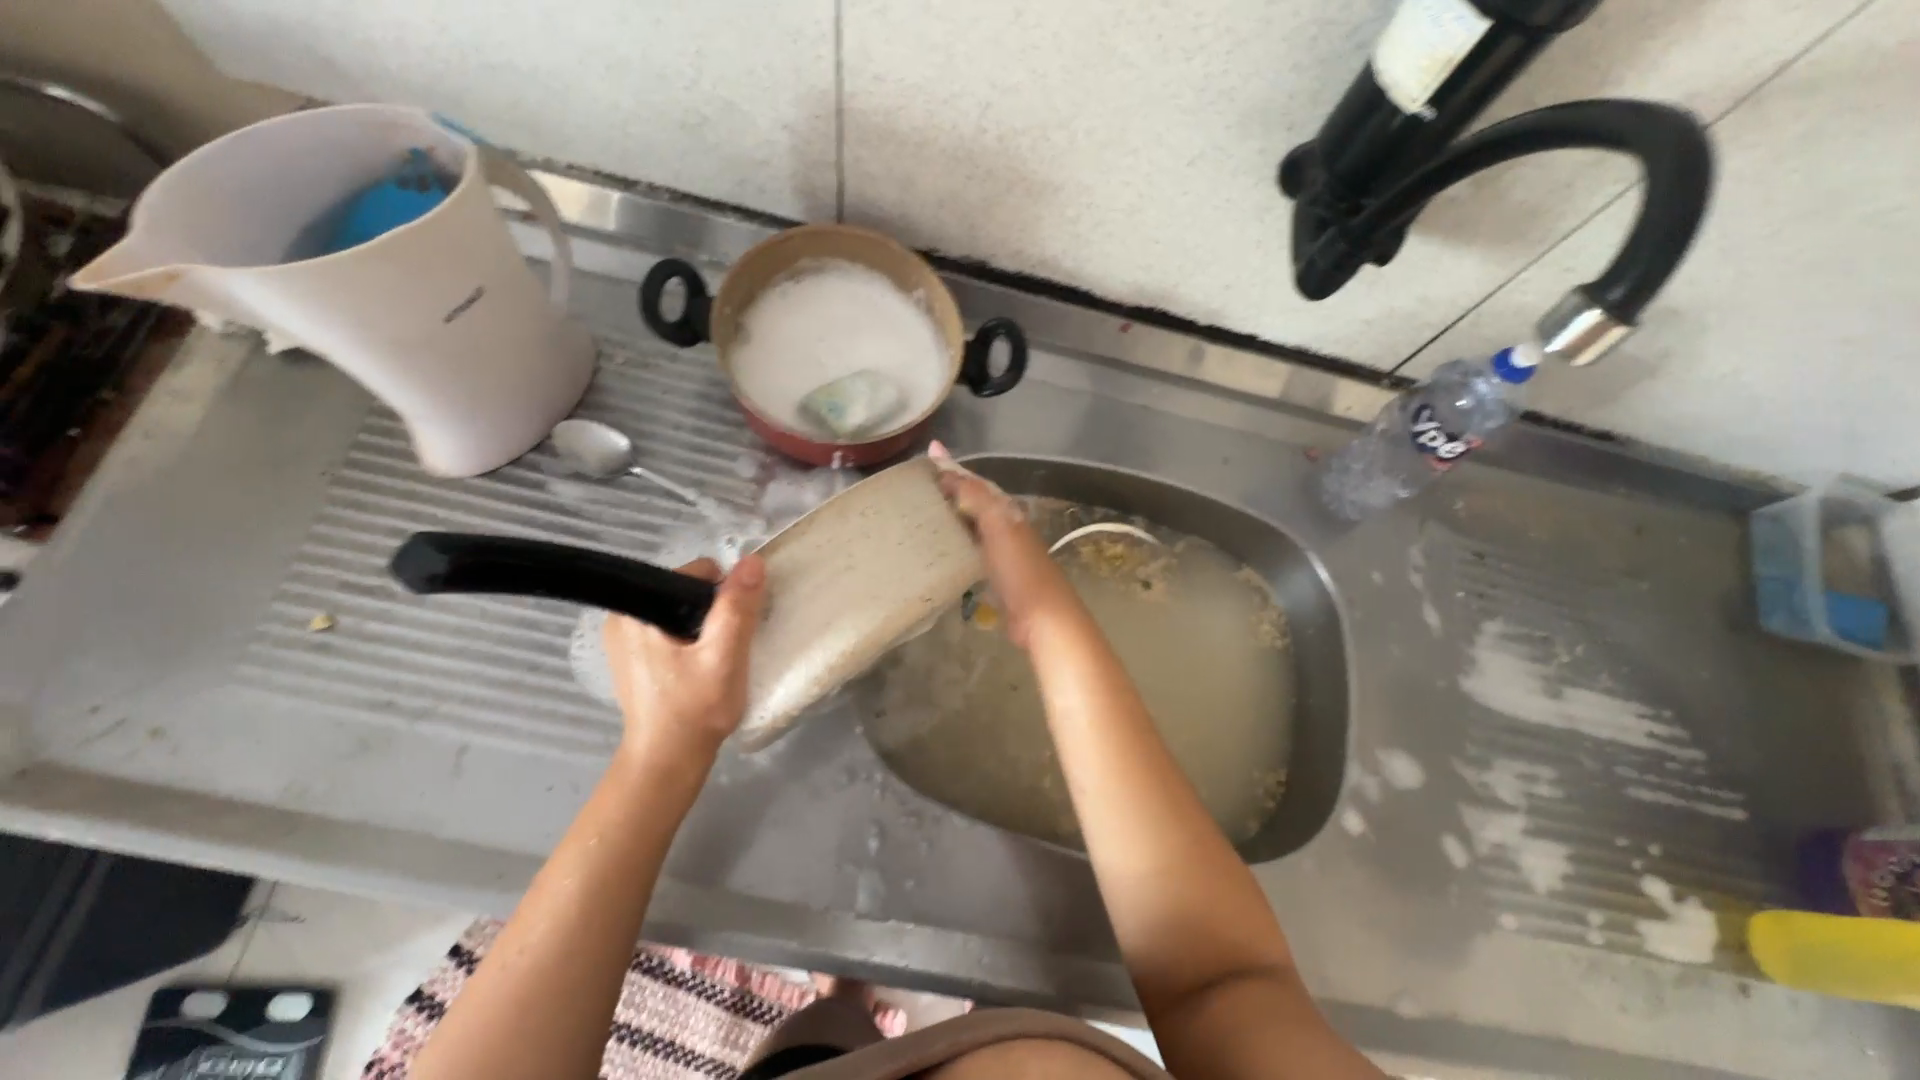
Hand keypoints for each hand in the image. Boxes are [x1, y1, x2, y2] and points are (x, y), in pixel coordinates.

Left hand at [602, 554, 766, 761]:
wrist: (668, 762)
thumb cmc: (694, 710)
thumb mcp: (724, 657)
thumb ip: (737, 608)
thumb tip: (752, 561)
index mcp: (637, 609)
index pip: (694, 573)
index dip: (724, 595)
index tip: (732, 630)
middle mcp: (624, 616)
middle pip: (687, 590)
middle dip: (714, 613)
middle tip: (723, 650)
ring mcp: (625, 637)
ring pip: (682, 610)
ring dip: (705, 628)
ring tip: (714, 660)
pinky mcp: (633, 656)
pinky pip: (671, 630)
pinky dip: (691, 642)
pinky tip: (700, 668)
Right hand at [929, 442, 1079, 647]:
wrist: (1043, 618)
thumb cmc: (1020, 571)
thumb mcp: (998, 526)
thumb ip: (975, 496)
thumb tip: (946, 467)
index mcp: (1008, 512)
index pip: (976, 483)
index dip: (953, 471)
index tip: (925, 460)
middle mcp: (1006, 528)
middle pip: (974, 504)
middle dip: (949, 493)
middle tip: (915, 489)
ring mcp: (1002, 554)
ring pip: (971, 528)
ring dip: (950, 519)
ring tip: (920, 516)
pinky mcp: (995, 579)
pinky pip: (970, 553)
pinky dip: (955, 546)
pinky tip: (939, 552)